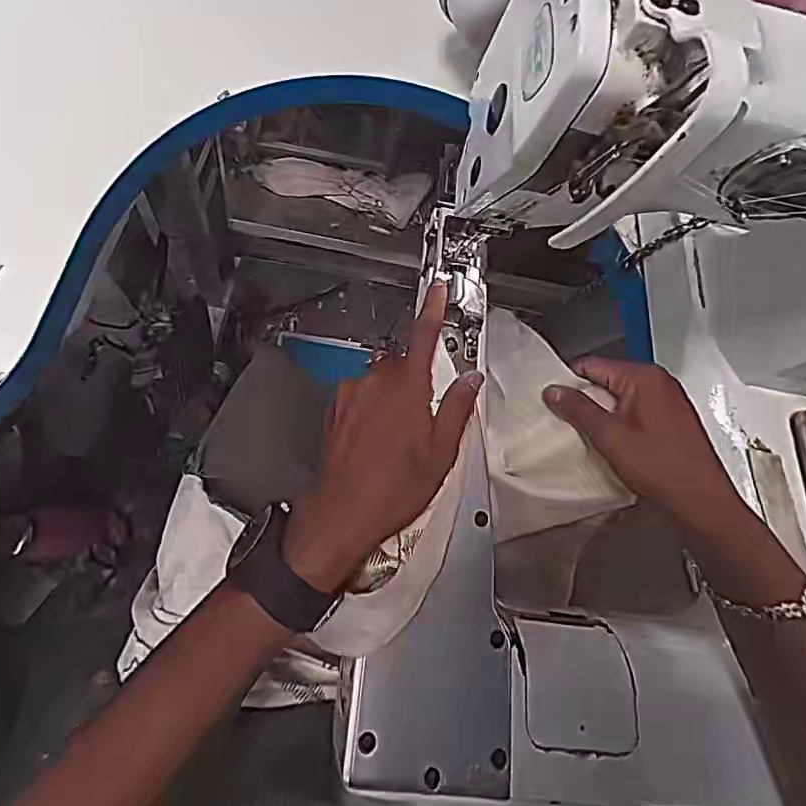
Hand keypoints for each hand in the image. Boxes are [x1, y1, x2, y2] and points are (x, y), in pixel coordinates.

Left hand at [283, 282, 482, 593]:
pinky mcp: (335, 411)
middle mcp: (375, 383)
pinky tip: (378, 442)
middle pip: (402, 361)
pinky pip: (361, 396)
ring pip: (381, 379)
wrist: (341, 516)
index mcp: (407, 388)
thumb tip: (470, 381)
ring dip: (394, 395)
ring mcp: (351, 396)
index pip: (423, 335)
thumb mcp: (441, 452)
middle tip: (426, 413)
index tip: (436, 290)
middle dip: (417, 377)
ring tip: (400, 438)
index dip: (432, 308)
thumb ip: (458, 407)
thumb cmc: (392, 489)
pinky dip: (373, 409)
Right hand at [543, 358, 805, 604]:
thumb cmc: (667, 471)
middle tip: (571, 425)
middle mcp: (660, 384)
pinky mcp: (670, 422)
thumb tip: (556, 391)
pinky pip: (635, 414)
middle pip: (607, 381)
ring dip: (604, 418)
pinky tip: (614, 449)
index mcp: (645, 378)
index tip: (554, 398)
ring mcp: (667, 402)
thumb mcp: (611, 437)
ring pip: (620, 400)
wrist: (703, 504)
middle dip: (587, 402)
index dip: (570, 381)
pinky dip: (621, 427)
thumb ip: (579, 410)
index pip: (594, 365)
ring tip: (594, 440)